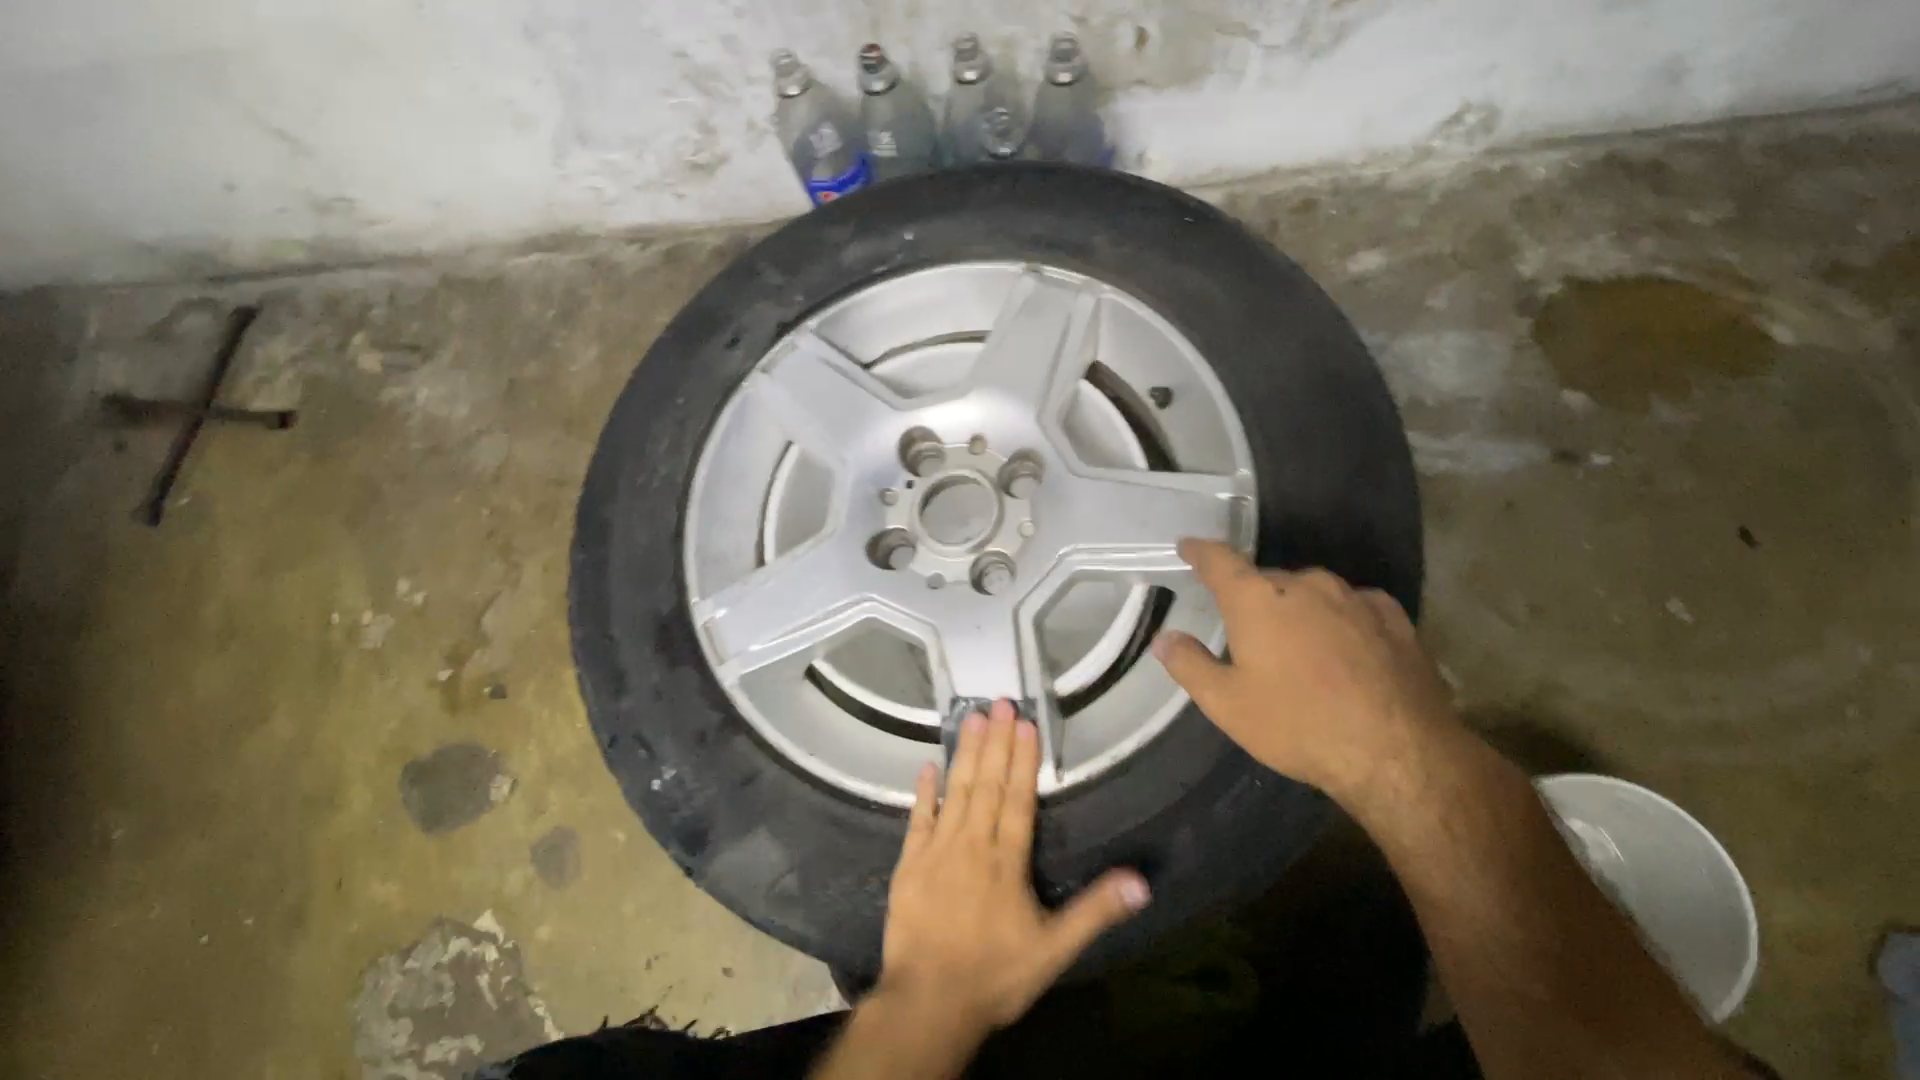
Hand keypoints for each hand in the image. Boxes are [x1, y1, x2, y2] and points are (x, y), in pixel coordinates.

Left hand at [878, 700, 1151, 1034]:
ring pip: (955, 793)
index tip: (1026, 722)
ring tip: (972, 718)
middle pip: (986, 785)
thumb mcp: (1054, 949)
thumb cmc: (995, 974)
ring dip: (965, 755)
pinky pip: (917, 819)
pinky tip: (927, 765)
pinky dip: (924, 792)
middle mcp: (972, 845)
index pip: (1018, 799)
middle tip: (998, 701)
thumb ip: (1095, 911)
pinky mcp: (909, 865)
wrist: (928, 1001)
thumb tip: (1141, 881)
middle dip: (996, 742)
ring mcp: (937, 851)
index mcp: (1006, 861)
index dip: (1023, 760)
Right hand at [1151, 538, 1454, 799]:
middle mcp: (1304, 584)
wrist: (1398, 751)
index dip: (1200, 551)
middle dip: (1252, 597)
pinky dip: (1339, 618)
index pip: (1219, 560)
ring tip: (1297, 646)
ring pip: (1312, 592)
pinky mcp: (1393, 617)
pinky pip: (1353, 606)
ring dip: (1297, 608)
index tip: (1188, 546)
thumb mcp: (1227, 705)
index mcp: (1257, 599)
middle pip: (1267, 579)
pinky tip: (1344, 646)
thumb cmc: (1298, 725)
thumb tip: (1164, 638)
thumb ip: (1189, 665)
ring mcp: (1353, 597)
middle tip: (1245, 631)